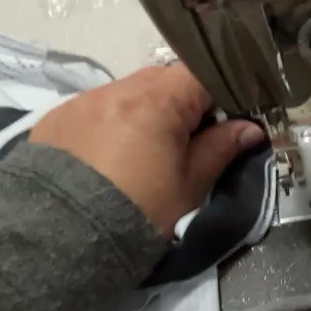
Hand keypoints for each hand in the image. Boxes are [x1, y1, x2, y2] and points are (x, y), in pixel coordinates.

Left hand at [30, 65, 265, 235]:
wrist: (59, 237)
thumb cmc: (139, 210)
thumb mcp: (191, 185)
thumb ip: (221, 148)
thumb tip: (251, 128)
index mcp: (157, 101)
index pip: (202, 73)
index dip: (222, 91)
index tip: (232, 117)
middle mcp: (118, 89)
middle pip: (166, 79)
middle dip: (186, 101)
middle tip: (194, 137)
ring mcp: (84, 100)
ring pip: (131, 91)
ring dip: (149, 110)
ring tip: (150, 148)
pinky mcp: (58, 117)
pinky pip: (100, 107)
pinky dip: (116, 121)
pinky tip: (115, 153)